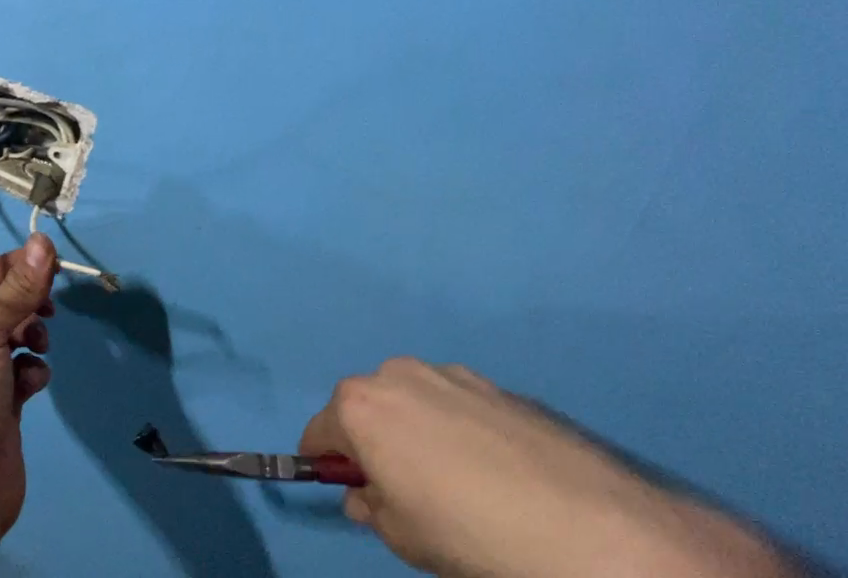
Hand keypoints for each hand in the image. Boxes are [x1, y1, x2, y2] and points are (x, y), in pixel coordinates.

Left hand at [0, 233, 57, 577]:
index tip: (53, 263)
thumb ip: (16, 288)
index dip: (17, 265)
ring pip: (19, 336)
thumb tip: (43, 241)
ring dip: (34, 336)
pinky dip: (34, 372)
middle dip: (28, 302)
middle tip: (47, 310)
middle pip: (4, 303)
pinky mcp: (3, 403)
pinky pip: (26, 371)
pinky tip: (32, 384)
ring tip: (37, 348)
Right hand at [301, 357, 796, 577]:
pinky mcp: (502, 388)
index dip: (329, 466)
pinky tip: (500, 475)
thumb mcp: (402, 538)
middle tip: (410, 492)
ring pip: (415, 404)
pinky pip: (461, 407)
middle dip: (376, 443)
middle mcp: (396, 375)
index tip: (354, 494)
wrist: (594, 531)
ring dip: (420, 433)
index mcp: (357, 405)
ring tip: (463, 483)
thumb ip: (371, 509)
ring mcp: (452, 375)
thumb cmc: (471, 533)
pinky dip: (464, 432)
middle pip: (366, 409)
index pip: (319, 434)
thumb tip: (368, 496)